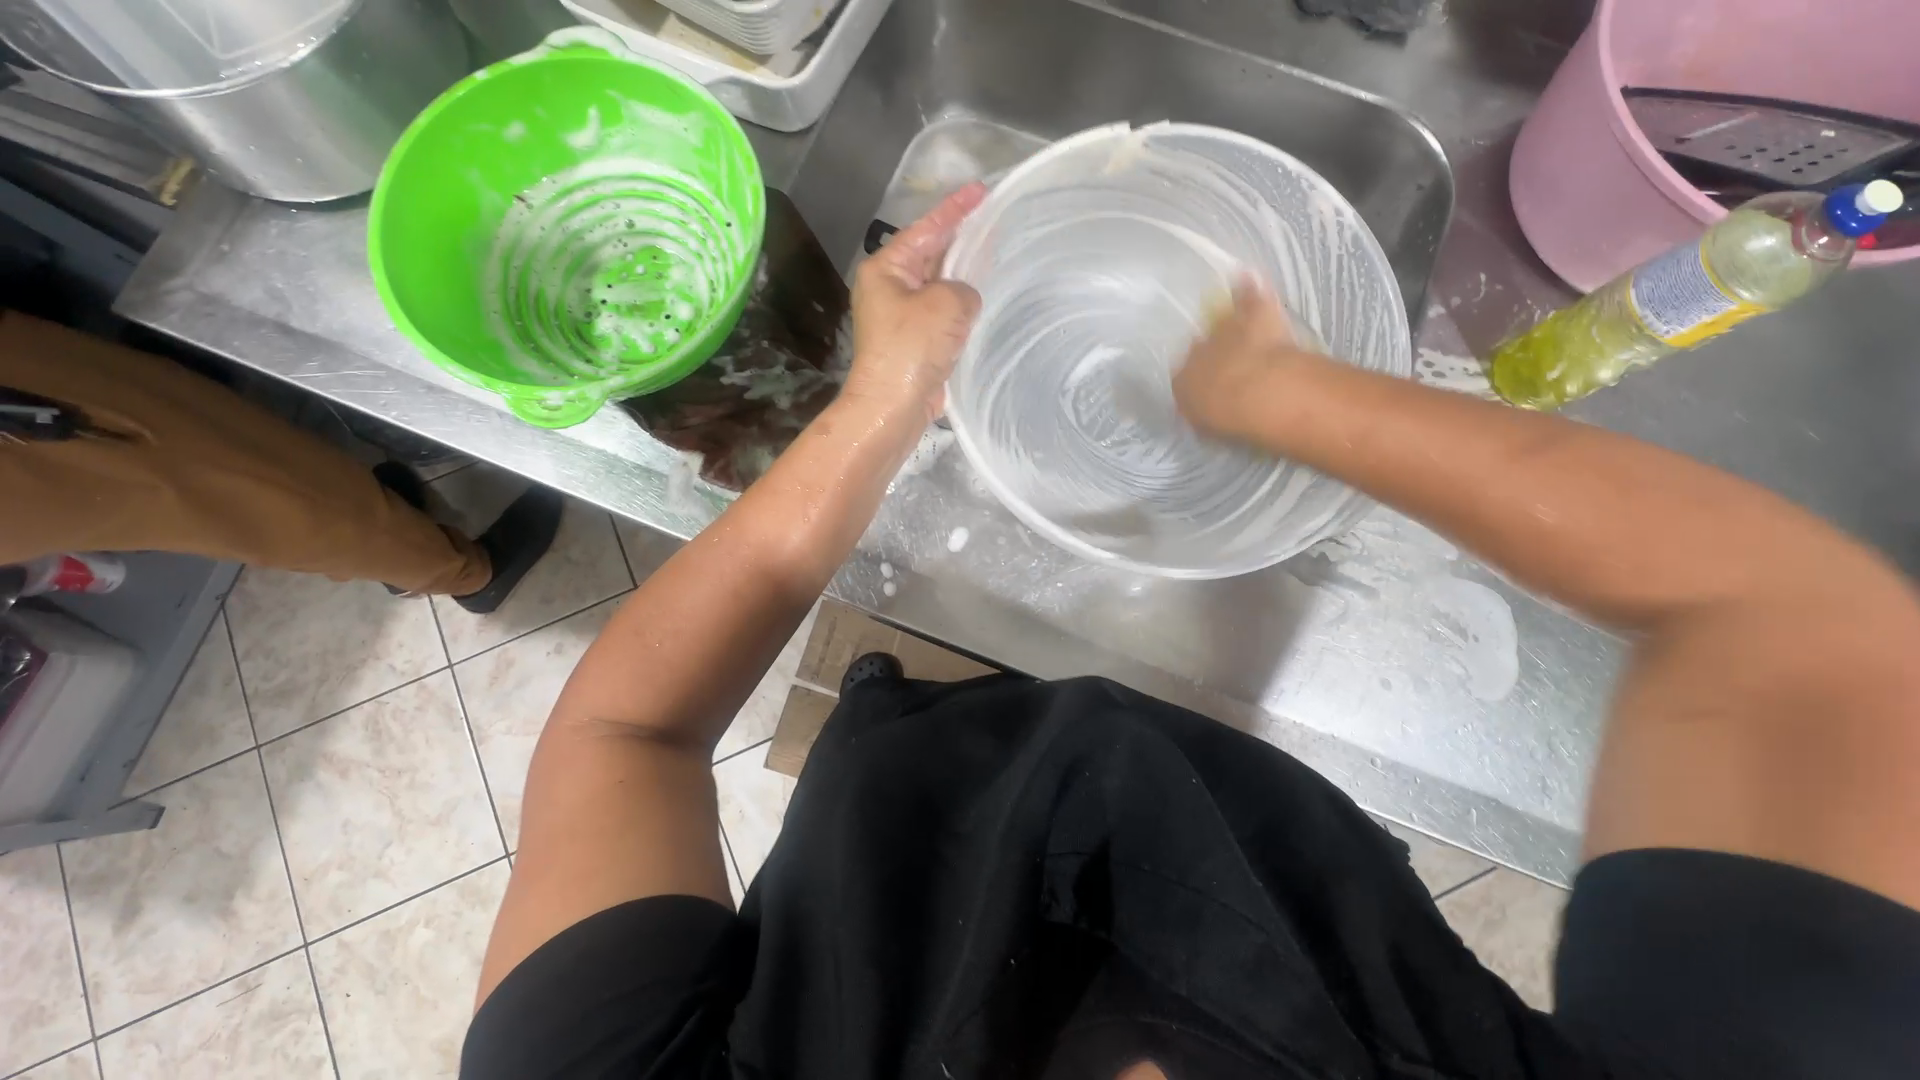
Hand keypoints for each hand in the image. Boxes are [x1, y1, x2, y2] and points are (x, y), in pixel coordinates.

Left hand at [844, 183, 986, 423]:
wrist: (893, 405)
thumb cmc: (912, 347)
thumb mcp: (948, 303)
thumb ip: (965, 288)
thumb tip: (963, 300)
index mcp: (886, 268)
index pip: (925, 228)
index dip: (955, 209)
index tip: (980, 190)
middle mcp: (888, 287)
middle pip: (930, 254)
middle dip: (960, 239)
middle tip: (993, 220)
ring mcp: (899, 316)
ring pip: (937, 285)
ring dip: (962, 274)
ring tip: (994, 255)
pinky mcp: (912, 342)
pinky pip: (941, 313)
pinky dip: (960, 305)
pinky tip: (982, 300)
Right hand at [1173, 279, 1326, 441]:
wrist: (1257, 393)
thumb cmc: (1231, 420)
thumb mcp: (1211, 430)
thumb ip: (1207, 418)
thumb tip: (1207, 416)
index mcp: (1181, 383)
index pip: (1184, 379)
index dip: (1200, 381)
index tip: (1213, 388)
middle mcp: (1195, 353)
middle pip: (1201, 348)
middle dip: (1213, 353)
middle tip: (1231, 363)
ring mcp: (1224, 330)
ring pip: (1222, 322)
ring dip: (1229, 323)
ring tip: (1237, 324)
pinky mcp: (1253, 312)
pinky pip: (1248, 294)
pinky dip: (1248, 287)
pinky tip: (1247, 277)